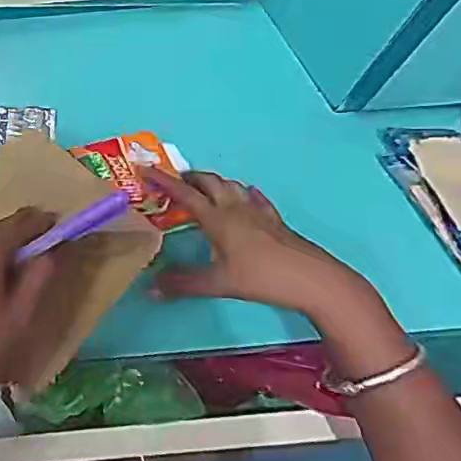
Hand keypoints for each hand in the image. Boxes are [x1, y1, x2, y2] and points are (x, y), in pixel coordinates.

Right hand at [142, 167, 372, 317]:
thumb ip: (184, 285)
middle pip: (210, 182)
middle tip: (174, 182)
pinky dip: (242, 193)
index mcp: (218, 219)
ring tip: (203, 189)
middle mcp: (236, 209)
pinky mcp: (275, 220)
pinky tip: (245, 196)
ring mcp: (258, 212)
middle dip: (190, 178)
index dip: (164, 181)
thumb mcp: (218, 284)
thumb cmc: (263, 278)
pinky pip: (255, 198)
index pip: (185, 194)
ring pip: (232, 186)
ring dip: (214, 182)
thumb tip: (151, 289)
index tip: (147, 170)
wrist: (314, 279)